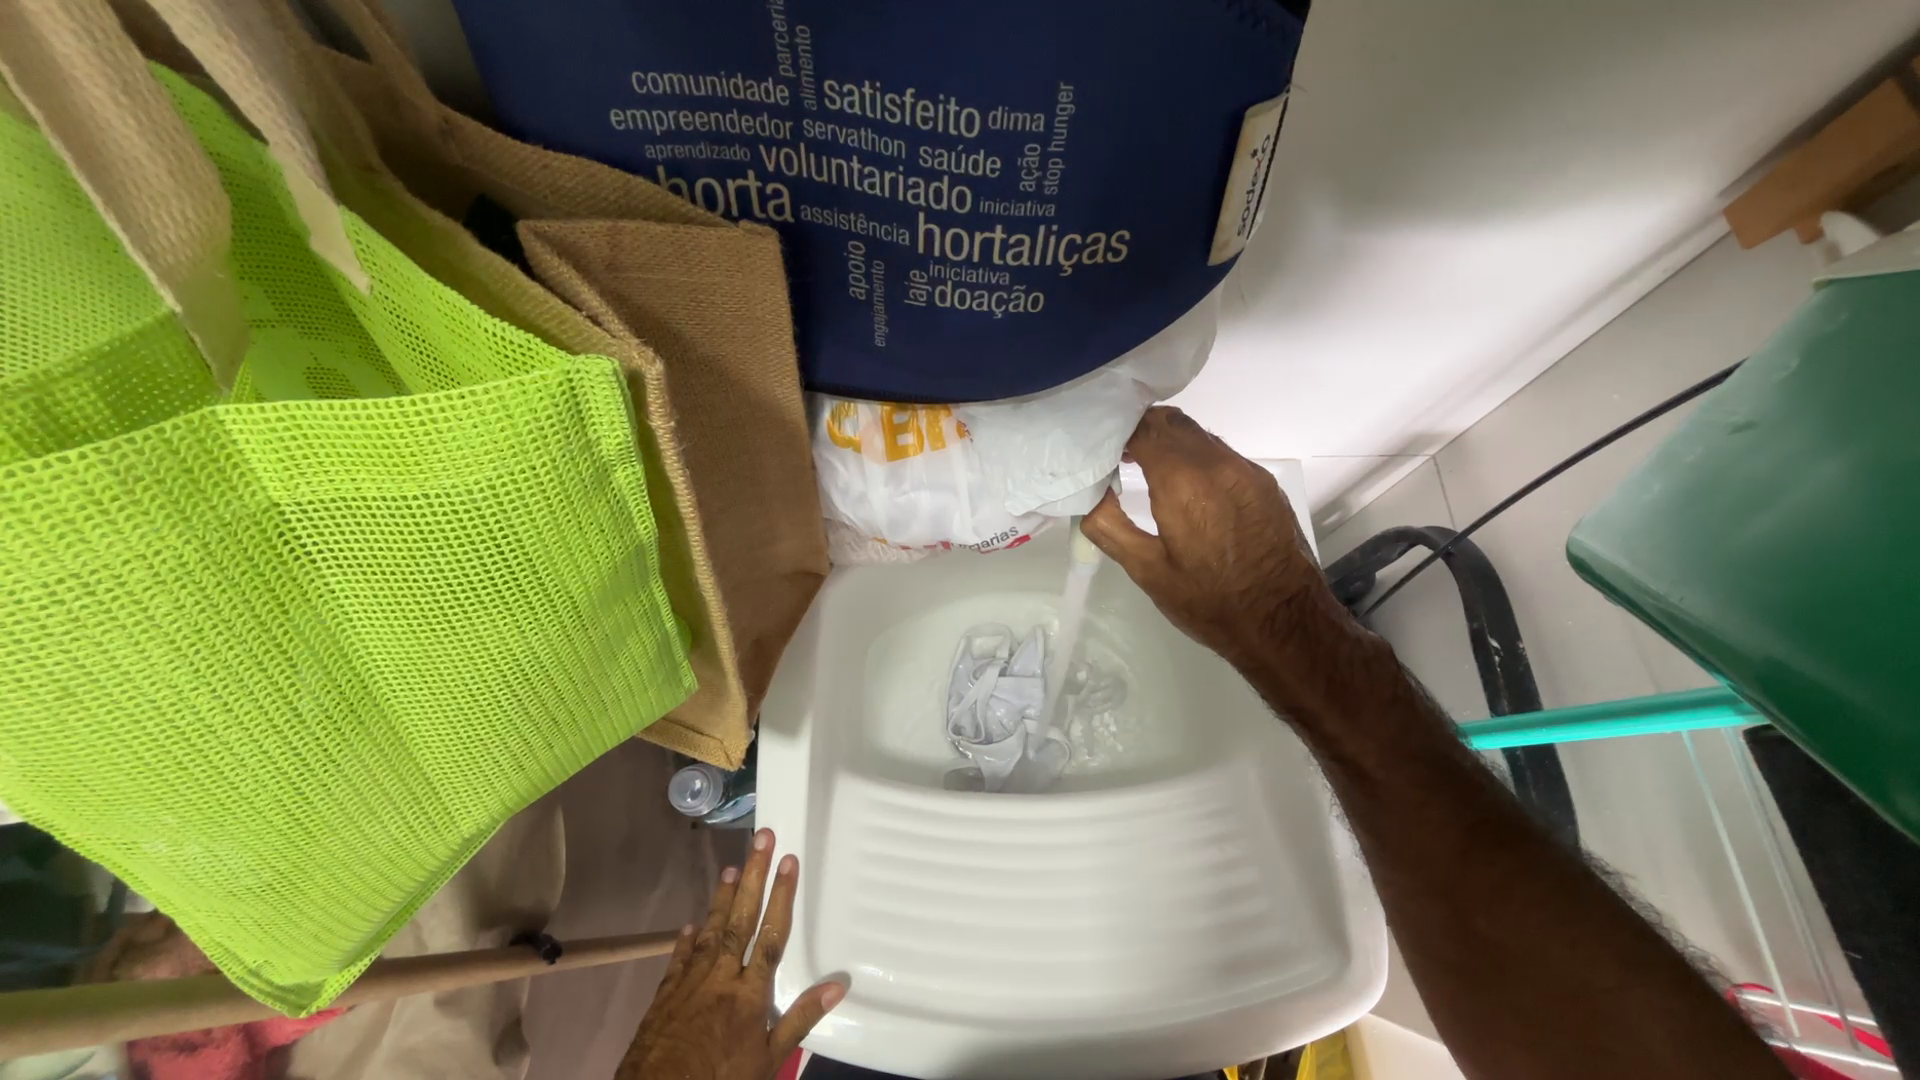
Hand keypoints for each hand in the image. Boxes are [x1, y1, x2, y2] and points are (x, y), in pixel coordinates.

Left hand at [619, 829, 845, 1079]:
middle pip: (741, 918)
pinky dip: (686, 941)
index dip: (782, 896)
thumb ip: (800, 1020)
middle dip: (754, 876)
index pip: (771, 934)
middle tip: (762, 838)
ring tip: (732, 868)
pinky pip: (679, 959)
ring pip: (711, 931)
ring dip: (722, 898)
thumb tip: (838, 985)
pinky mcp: (665, 995)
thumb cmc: (720, 1079)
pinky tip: (690, 926)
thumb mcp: (768, 1059)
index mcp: (750, 993)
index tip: (789, 861)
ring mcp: (690, 983)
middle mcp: (721, 977)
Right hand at [1080, 406, 1345, 673]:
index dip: (1116, 431)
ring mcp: (1246, 471)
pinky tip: (1186, 487)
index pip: (1143, 429)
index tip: (1098, 448)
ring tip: (1145, 468)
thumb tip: (1089, 493)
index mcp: (1183, 481)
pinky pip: (1222, 454)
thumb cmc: (1209, 601)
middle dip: (1141, 429)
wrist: (1284, 623)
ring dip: (1169, 441)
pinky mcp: (1264, 484)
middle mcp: (1217, 463)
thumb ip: (1108, 525)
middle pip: (1172, 422)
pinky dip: (1195, 457)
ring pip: (1199, 435)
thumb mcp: (1146, 570)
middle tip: (1116, 453)